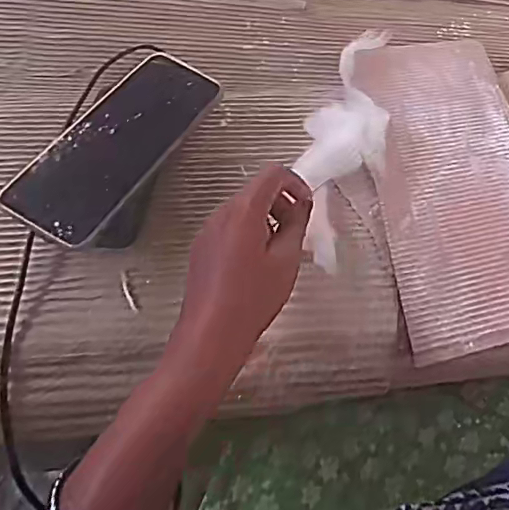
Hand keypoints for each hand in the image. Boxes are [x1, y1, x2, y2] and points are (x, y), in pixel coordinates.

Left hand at [172, 165, 311, 373]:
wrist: (210, 336)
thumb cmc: (248, 301)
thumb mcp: (286, 260)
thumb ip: (297, 225)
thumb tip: (301, 207)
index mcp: (244, 212)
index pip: (272, 174)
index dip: (294, 183)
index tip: (305, 201)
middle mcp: (222, 215)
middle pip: (256, 190)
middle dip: (281, 203)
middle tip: (297, 228)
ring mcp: (208, 231)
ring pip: (243, 210)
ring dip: (266, 219)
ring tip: (280, 251)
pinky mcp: (202, 248)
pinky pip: (230, 227)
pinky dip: (249, 233)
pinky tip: (259, 264)